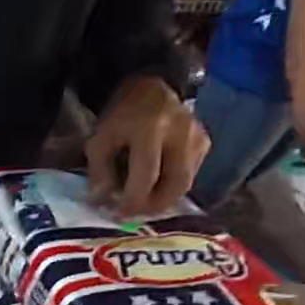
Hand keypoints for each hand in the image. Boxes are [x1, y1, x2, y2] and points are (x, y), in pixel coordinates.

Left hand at [84, 76, 209, 216]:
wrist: (150, 88)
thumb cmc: (121, 116)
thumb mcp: (100, 139)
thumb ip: (100, 171)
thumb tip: (104, 201)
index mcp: (151, 129)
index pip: (147, 176)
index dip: (133, 201)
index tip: (118, 214)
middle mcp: (181, 133)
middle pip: (175, 184)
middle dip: (153, 206)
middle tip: (134, 216)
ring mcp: (197, 137)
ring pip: (186, 183)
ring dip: (164, 201)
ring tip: (143, 207)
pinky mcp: (204, 142)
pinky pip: (191, 175)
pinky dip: (172, 188)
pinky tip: (155, 192)